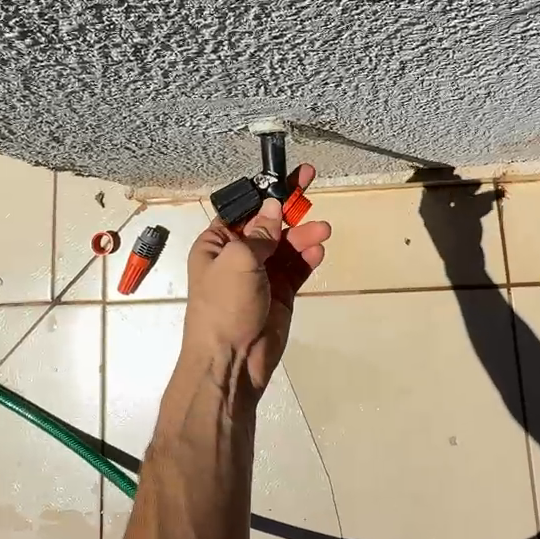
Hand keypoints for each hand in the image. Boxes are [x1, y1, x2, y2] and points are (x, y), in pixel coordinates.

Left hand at [181, 163, 330, 397]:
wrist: (230, 362)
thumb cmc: (224, 306)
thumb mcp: (238, 261)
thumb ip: (260, 233)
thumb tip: (272, 205)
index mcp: (216, 244)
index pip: (243, 209)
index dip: (265, 193)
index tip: (286, 176)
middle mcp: (237, 257)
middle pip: (269, 224)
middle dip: (289, 209)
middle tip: (311, 186)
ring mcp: (260, 277)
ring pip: (286, 246)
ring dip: (303, 235)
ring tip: (323, 230)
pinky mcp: (279, 296)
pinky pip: (295, 270)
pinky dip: (307, 259)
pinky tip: (318, 252)